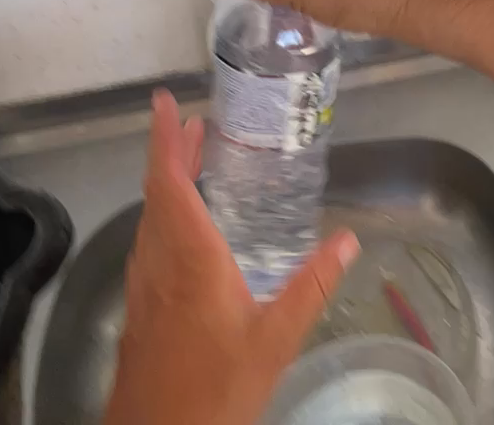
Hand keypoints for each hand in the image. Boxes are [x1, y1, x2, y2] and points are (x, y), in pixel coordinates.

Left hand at [105, 92, 360, 424]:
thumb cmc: (214, 389)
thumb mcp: (275, 340)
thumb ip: (312, 287)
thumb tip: (350, 239)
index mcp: (190, 258)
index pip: (170, 183)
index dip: (165, 140)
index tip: (164, 103)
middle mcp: (161, 261)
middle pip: (158, 192)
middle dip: (171, 150)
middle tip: (190, 119)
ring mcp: (146, 285)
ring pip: (151, 216)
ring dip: (167, 179)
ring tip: (190, 155)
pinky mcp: (143, 306)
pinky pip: (151, 240)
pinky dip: (166, 211)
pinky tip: (186, 223)